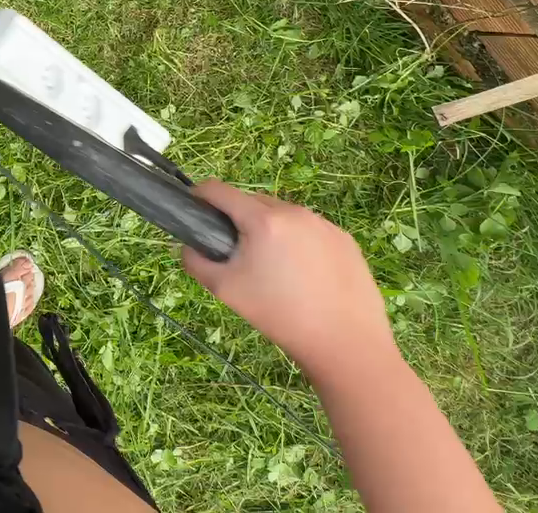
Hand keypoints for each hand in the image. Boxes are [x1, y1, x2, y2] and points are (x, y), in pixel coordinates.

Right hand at [181, 180, 396, 378]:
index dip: (199, 197)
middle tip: (238, 254)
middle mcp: (295, 212)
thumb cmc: (280, 316)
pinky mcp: (346, 241)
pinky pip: (308, 229)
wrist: (348, 347)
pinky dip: (297, 241)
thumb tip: (190, 246)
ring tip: (274, 268)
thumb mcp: (223, 289)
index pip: (218, 189)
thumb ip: (194, 260)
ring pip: (281, 215)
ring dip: (268, 229)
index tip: (196, 215)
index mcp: (264, 220)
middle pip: (251, 201)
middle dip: (237, 219)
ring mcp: (325, 225)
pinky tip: (303, 274)